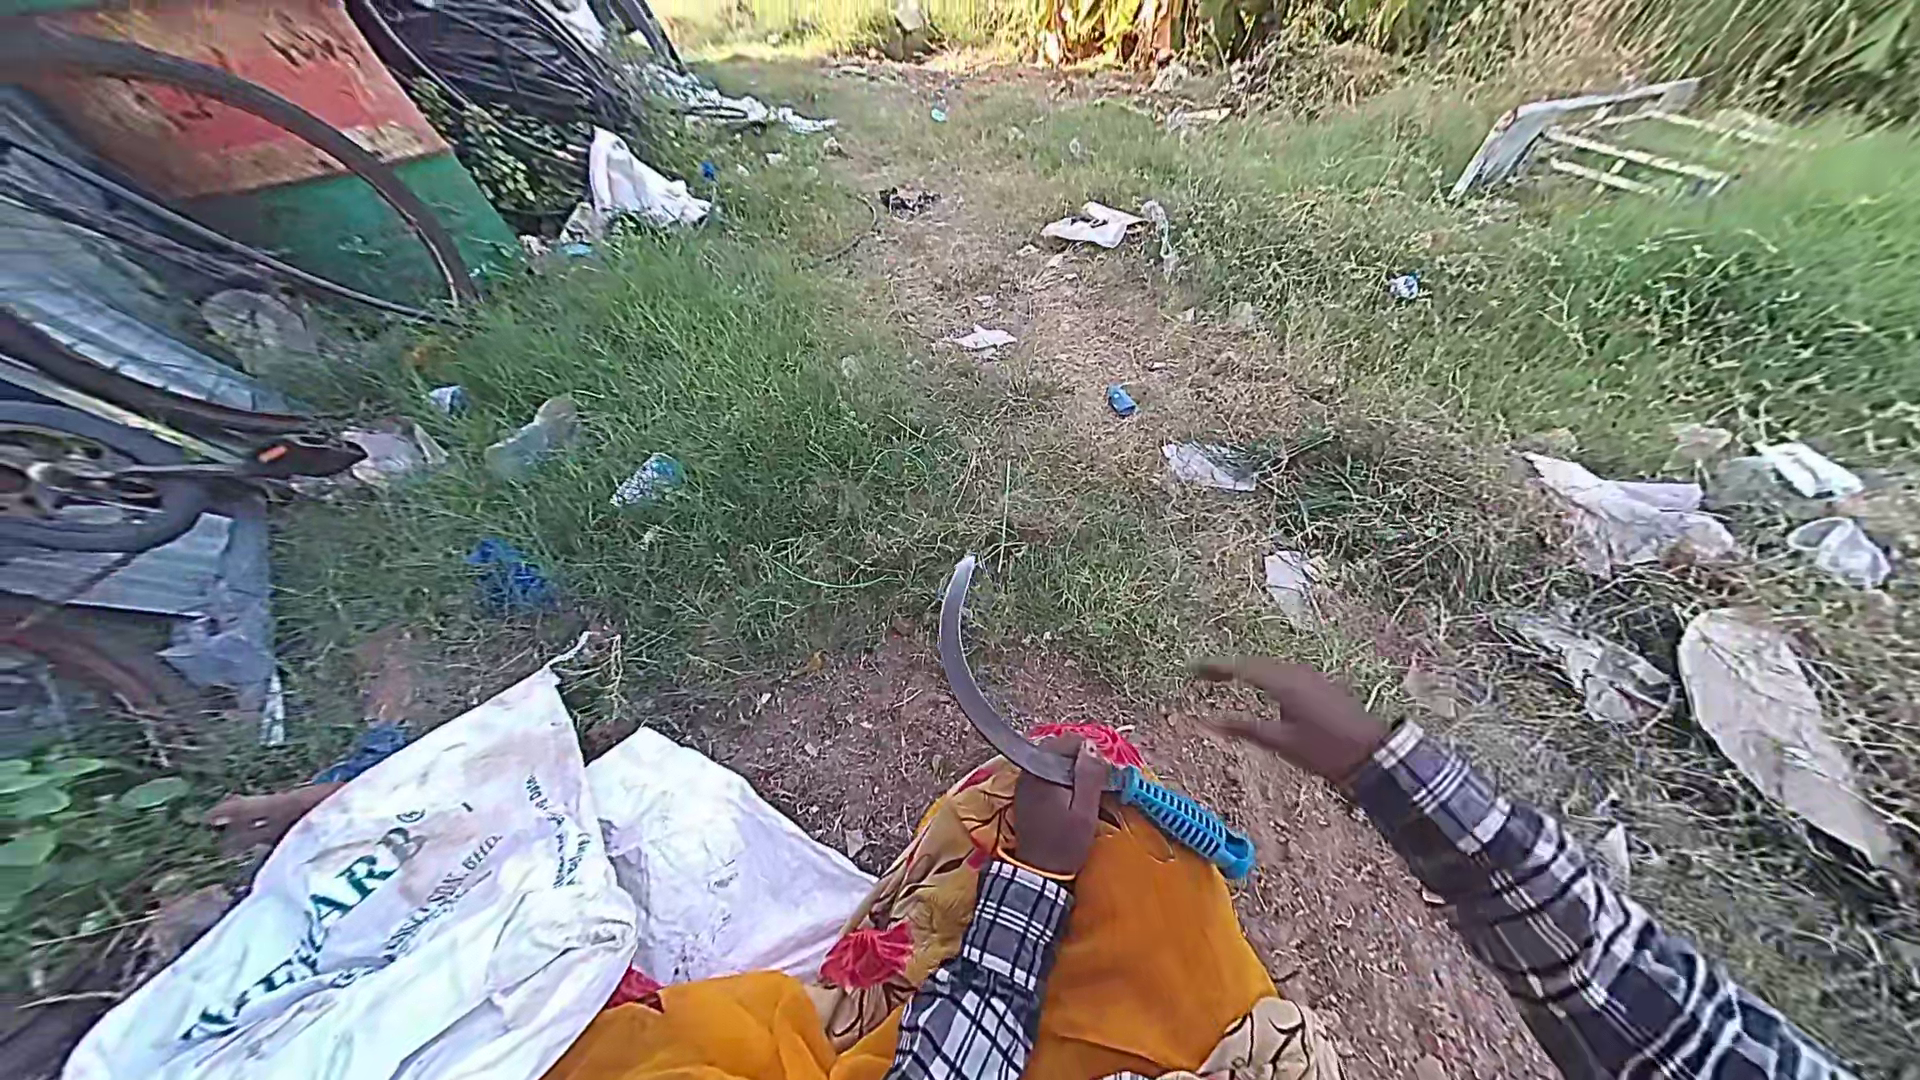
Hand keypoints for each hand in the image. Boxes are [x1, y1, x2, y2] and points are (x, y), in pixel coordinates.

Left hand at [1009, 735, 1106, 876]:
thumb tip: (1092, 747)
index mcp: (1042, 770)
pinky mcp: (1025, 791)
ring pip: (1053, 759)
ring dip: (1071, 768)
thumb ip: (1089, 777)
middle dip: (1080, 758)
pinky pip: (1046, 772)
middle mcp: (1029, 770)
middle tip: (1098, 778)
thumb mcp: (1084, 812)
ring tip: (1088, 787)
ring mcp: (1025, 780)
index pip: (1068, 741)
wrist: (1038, 873)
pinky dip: (1061, 777)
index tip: (1104, 768)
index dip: (1090, 751)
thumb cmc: (1064, 844)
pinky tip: (1072, 793)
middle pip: (1059, 748)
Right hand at [1192, 657, 1389, 785]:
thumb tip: (1206, 721)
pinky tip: (1260, 686)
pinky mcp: (1318, 682)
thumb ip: (1242, 728)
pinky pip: (1281, 671)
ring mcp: (1308, 675)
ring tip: (1226, 678)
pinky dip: (1263, 674)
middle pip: (1252, 663)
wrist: (1376, 754)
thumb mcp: (1280, 742)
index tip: (1192, 670)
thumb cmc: (1325, 751)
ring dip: (1246, 669)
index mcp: (1281, 682)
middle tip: (1204, 675)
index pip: (1238, 668)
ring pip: (1267, 666)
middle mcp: (1294, 672)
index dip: (1213, 668)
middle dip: (1227, 667)